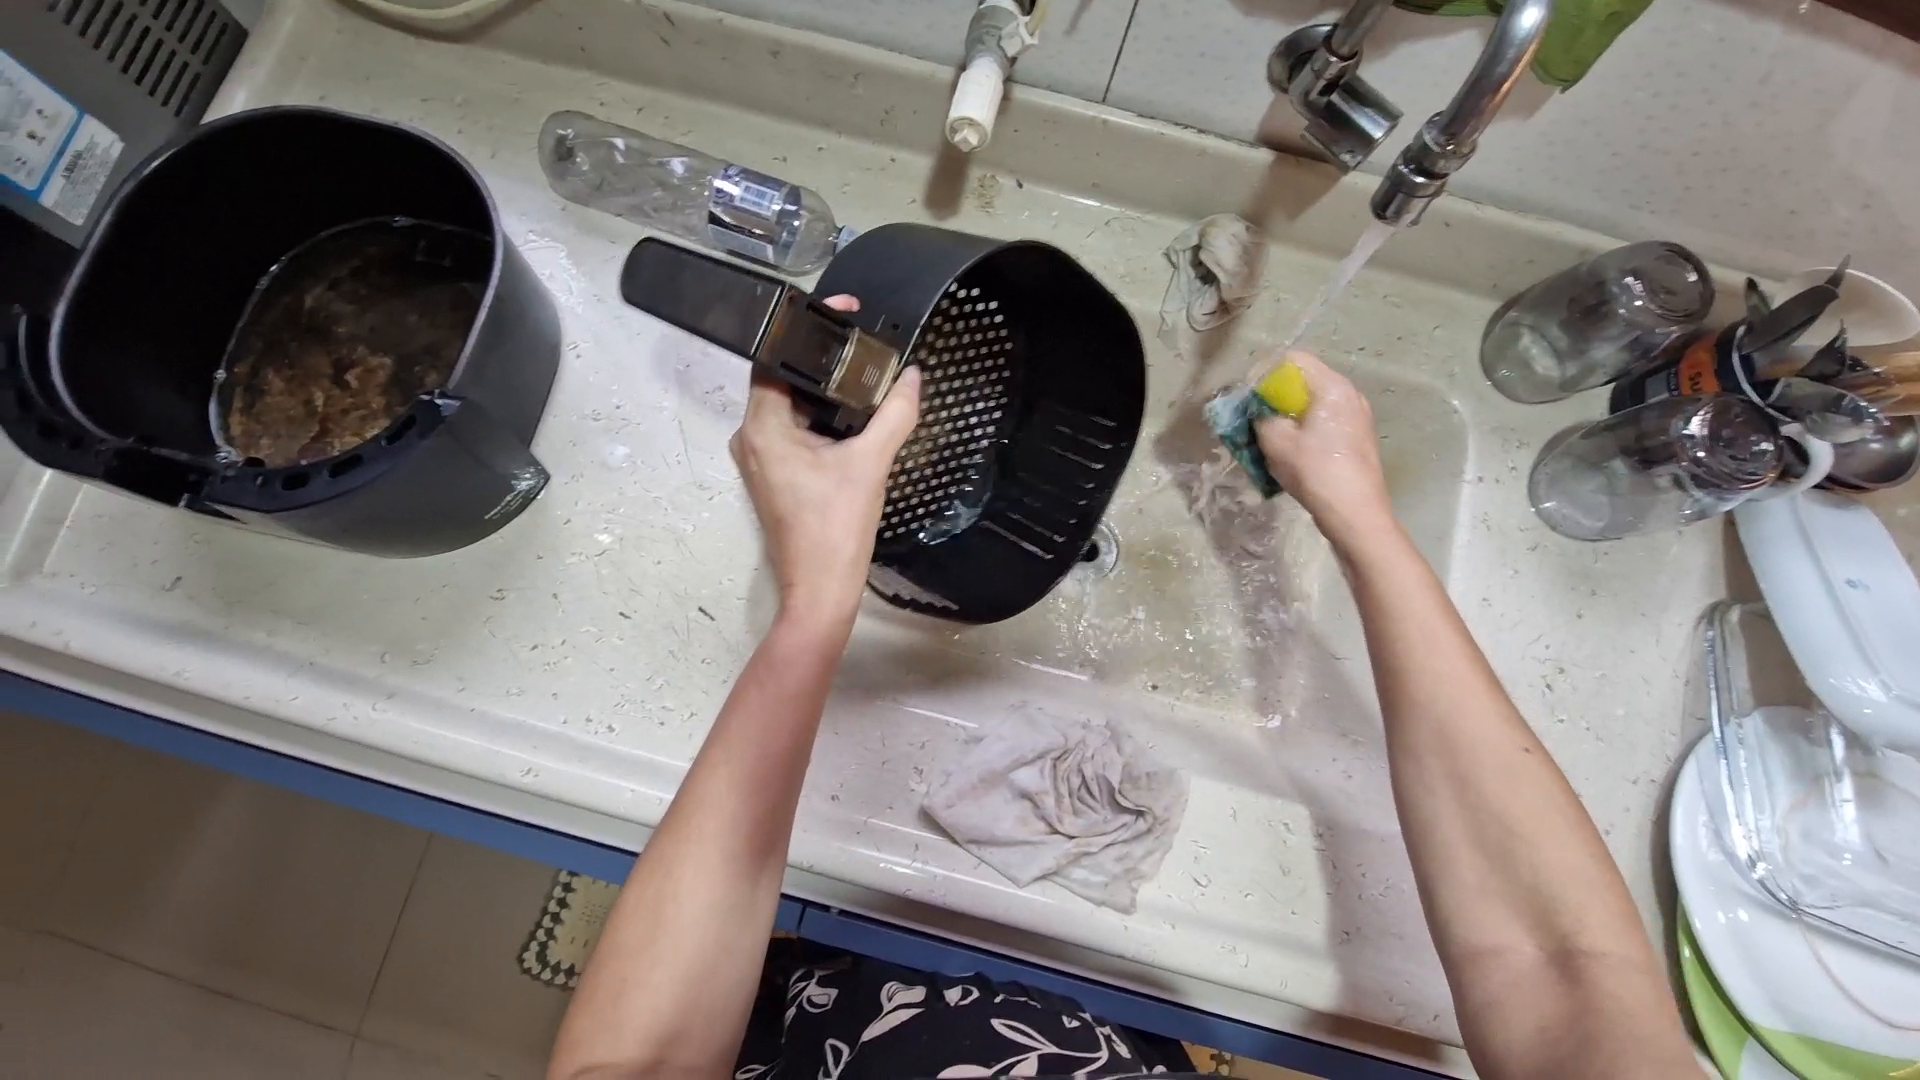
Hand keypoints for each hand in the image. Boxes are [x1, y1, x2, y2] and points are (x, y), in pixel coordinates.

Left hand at [731, 296, 921, 631]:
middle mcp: (751, 437)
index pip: (775, 357)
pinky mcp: (775, 476)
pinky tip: (854, 416)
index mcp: (763, 427)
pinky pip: (794, 432)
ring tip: (865, 375)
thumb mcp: (871, 464)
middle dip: (821, 360)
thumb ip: (894, 414)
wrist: (820, 590)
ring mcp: (761, 459)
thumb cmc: (837, 529)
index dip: (807, 330)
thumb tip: (913, 377)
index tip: (844, 315)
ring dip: (824, 392)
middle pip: (782, 380)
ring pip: (790, 408)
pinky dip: (821, 420)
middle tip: (863, 344)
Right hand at [1253, 351, 1394, 543]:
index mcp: (1332, 387)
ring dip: (1289, 416)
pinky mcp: (1358, 437)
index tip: (1249, 398)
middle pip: (1304, 381)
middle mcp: (1350, 394)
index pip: (1293, 360)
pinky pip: (1325, 421)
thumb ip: (1261, 416)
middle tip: (1255, 421)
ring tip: (1272, 440)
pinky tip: (1294, 454)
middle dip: (1275, 397)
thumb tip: (1259, 410)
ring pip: (1314, 403)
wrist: (1355, 512)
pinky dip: (1305, 429)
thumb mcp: (1275, 442)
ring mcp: (1358, 416)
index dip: (1265, 373)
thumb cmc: (1314, 471)